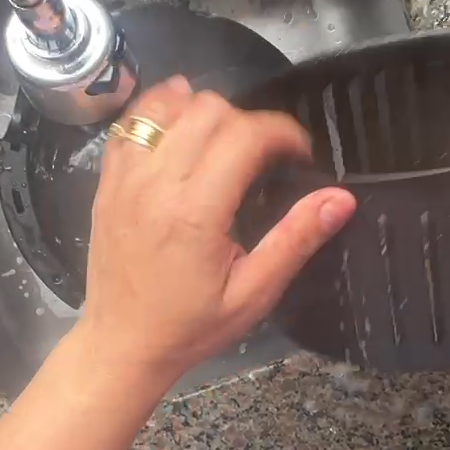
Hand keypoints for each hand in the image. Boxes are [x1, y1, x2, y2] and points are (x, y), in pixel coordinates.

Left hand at [75, 78, 354, 386]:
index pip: (246, 135)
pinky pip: (132, 120)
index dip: (283, 133)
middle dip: (248, 122)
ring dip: (207, 112)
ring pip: (170, 106)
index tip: (300, 155)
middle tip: (264, 158)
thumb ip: (295, 240)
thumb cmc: (190, 326)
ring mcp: (125, 177)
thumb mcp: (253, 294)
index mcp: (195, 211)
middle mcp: (155, 182)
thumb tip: (341, 198)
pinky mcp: (108, 179)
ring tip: (226, 143)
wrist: (121, 344)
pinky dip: (161, 111)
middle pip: (209, 110)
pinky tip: (182, 125)